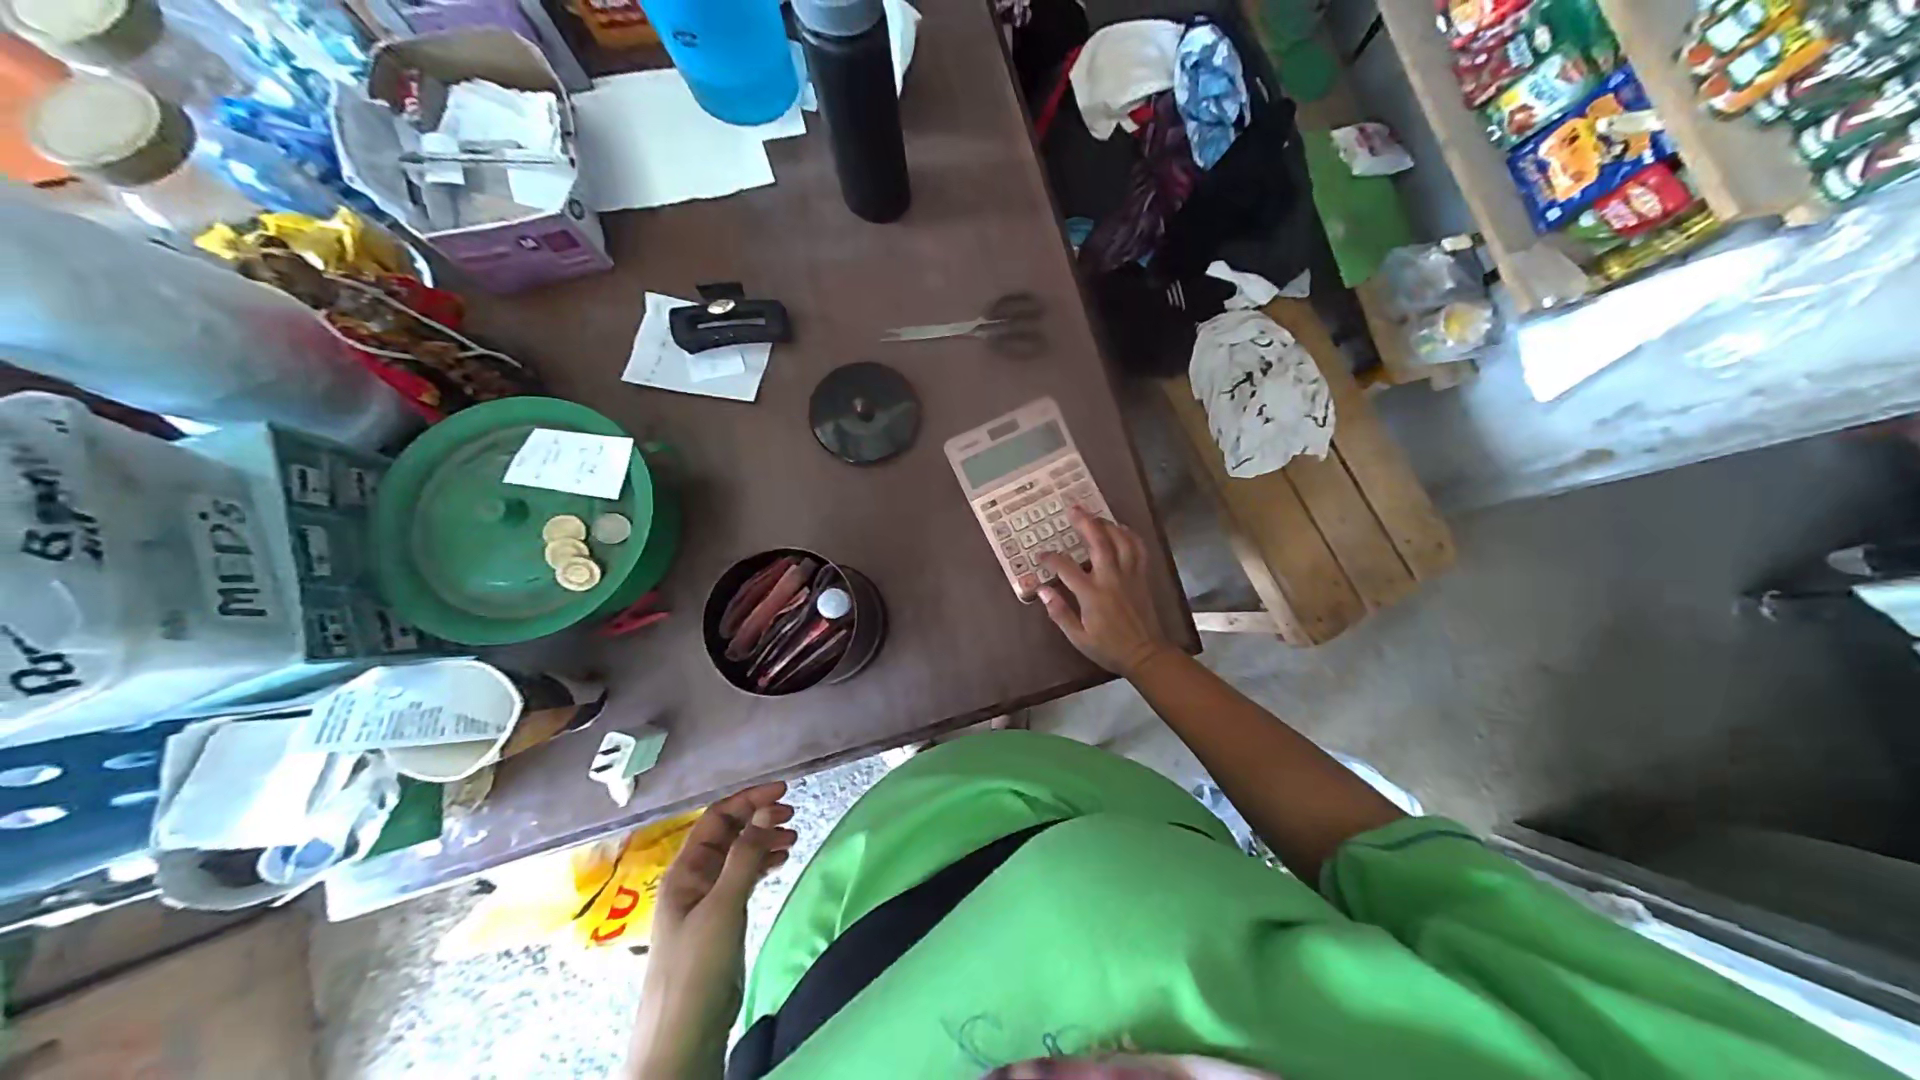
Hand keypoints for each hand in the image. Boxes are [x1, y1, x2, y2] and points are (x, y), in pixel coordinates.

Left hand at [628, 783, 795, 1079]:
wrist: (684, 1035)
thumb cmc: (697, 967)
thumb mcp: (722, 906)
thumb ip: (744, 857)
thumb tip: (765, 811)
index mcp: (685, 871)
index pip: (716, 819)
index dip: (748, 800)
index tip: (783, 792)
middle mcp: (693, 880)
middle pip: (727, 835)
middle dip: (758, 818)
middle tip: (793, 815)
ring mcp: (706, 902)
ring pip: (738, 856)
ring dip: (763, 840)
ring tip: (793, 837)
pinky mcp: (720, 922)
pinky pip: (743, 879)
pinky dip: (762, 865)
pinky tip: (780, 862)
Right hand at [1037, 508, 1175, 677]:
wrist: (1145, 654)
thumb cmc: (1108, 648)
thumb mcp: (1078, 637)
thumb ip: (1060, 612)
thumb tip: (1043, 591)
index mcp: (1092, 594)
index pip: (1066, 567)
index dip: (1051, 558)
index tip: (1041, 556)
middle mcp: (1111, 579)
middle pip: (1098, 542)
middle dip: (1084, 523)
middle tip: (1073, 509)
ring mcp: (1129, 575)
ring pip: (1121, 540)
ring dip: (1108, 524)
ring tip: (1095, 517)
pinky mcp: (1141, 577)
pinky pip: (1138, 549)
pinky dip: (1130, 535)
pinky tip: (1121, 530)